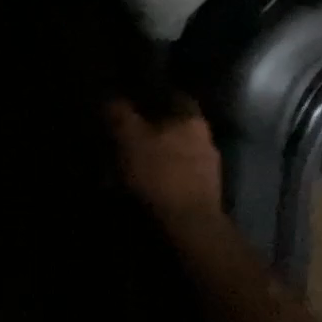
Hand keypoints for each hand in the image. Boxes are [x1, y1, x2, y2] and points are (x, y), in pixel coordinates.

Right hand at [108, 95, 224, 226]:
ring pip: (181, 150)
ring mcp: (210, 168)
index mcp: (191, 118)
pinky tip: (151, 182)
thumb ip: (120, 113)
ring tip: (137, 160)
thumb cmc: (160, 172)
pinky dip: (168, 174)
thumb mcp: (129, 138)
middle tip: (131, 131)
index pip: (174, 95)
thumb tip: (112, 98)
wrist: (191, 226)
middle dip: (156, 127)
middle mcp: (206, 138)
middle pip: (177, 124)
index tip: (133, 100)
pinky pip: (183, 173)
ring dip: (162, 153)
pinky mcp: (207, 193)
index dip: (153, 95)